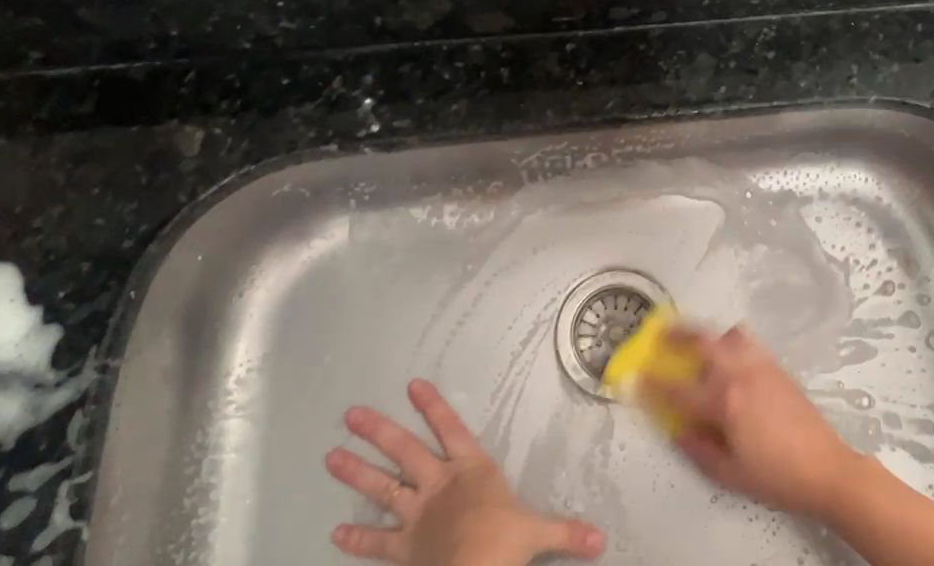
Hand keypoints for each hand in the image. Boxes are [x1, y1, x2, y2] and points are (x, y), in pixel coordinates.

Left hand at [326, 379, 606, 565]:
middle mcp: (438, 485)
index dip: (433, 407)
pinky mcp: (403, 547)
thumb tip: (602, 538)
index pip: (452, 429)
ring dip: (357, 472)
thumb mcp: (538, 533)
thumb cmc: (504, 542)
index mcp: (471, 471)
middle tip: (351, 414)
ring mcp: (416, 514)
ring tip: (331, 456)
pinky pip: (376, 542)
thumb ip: (567, 531)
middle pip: (404, 451)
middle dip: (378, 431)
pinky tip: (335, 532)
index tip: (413, 385)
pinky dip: (356, 538)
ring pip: (382, 487)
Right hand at [650, 325, 868, 519]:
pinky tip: (726, 352)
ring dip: (706, 331)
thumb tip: (677, 429)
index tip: (635, 377)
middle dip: (676, 334)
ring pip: (728, 333)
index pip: (678, 388)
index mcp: (725, 402)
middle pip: (702, 341)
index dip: (652, 383)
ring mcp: (761, 366)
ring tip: (694, 337)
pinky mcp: (777, 366)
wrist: (826, 468)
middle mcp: (740, 374)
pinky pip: (748, 342)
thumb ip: (698, 449)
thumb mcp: (729, 474)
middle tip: (659, 334)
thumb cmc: (776, 476)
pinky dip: (730, 339)